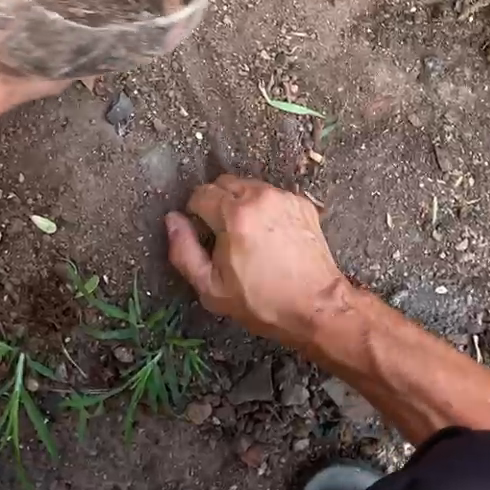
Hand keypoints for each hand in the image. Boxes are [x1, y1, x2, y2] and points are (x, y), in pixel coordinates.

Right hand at [164, 174, 352, 350]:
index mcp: (233, 214)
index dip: (195, 213)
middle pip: (223, 183)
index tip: (203, 234)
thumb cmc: (262, 302)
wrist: (317, 306)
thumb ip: (184, 250)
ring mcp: (282, 197)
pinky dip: (264, 208)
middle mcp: (258, 196)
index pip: (200, 194)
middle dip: (216, 203)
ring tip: (247, 236)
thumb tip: (172, 220)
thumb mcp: (212, 288)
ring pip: (248, 187)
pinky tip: (270, 236)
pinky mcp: (301, 203)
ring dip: (240, 203)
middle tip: (222, 234)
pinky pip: (271, 195)